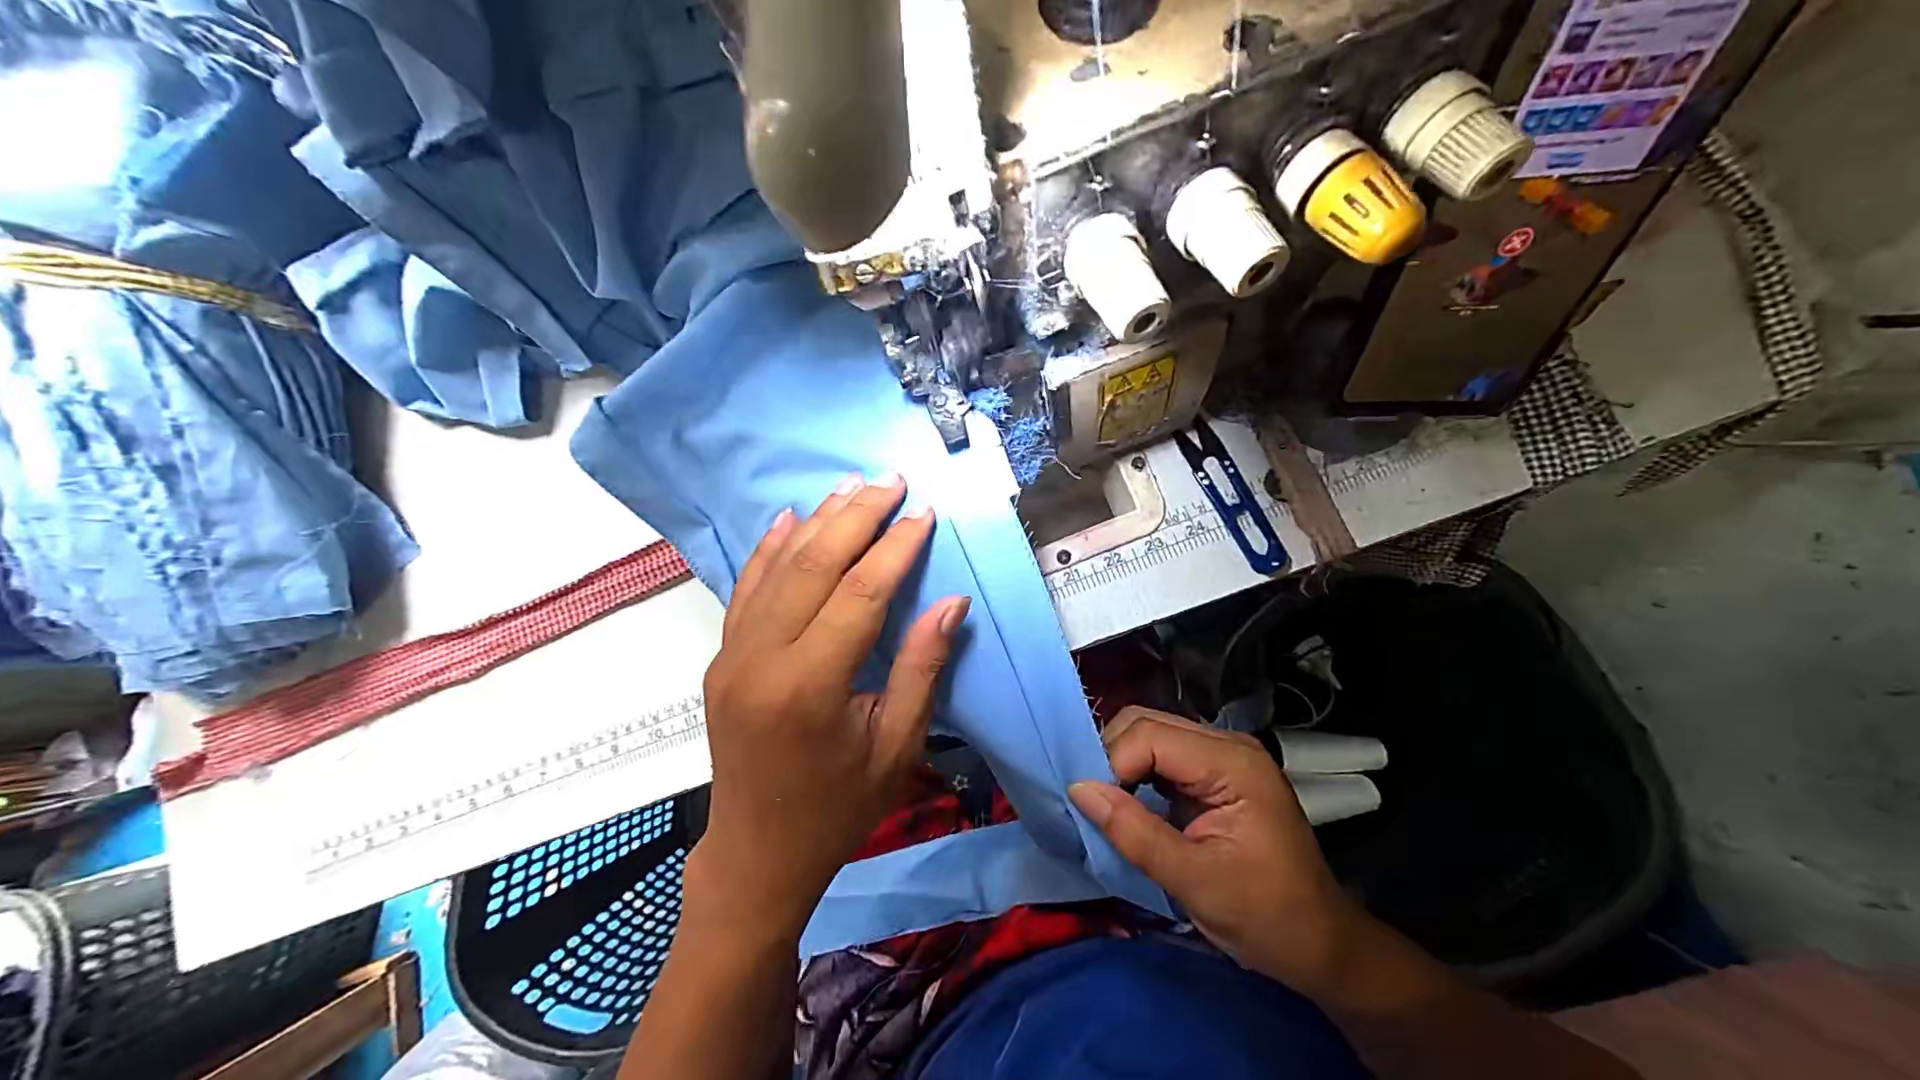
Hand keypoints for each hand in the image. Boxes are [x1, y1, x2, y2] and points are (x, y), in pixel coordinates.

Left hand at [693, 473, 969, 934]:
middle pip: (813, 567)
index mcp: (809, 687)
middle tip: (890, 481)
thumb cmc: (837, 810)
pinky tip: (788, 519)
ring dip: (816, 523)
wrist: (757, 854)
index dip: (895, 549)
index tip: (923, 514)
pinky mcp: (720, 659)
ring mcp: (731, 656)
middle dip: (856, 518)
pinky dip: (768, 550)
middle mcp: (760, 660)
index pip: (859, 594)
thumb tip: (951, 601)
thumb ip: (922, 670)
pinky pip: (745, 591)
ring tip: (851, 487)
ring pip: (776, 570)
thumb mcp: (896, 748)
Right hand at [1069, 707, 1366, 998]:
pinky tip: (1126, 802)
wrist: (1320, 943)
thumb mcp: (1194, 881)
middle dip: (1110, 757)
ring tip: (1104, 803)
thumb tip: (1078, 789)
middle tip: (1093, 803)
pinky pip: (1160, 755)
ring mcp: (1221, 755)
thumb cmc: (1266, 916)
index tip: (1091, 807)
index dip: (1111, 764)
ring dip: (1120, 764)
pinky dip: (1135, 773)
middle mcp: (1227, 745)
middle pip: (1146, 723)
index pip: (1149, 735)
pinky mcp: (1213, 772)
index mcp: (1232, 763)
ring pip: (1149, 734)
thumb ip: (1133, 831)